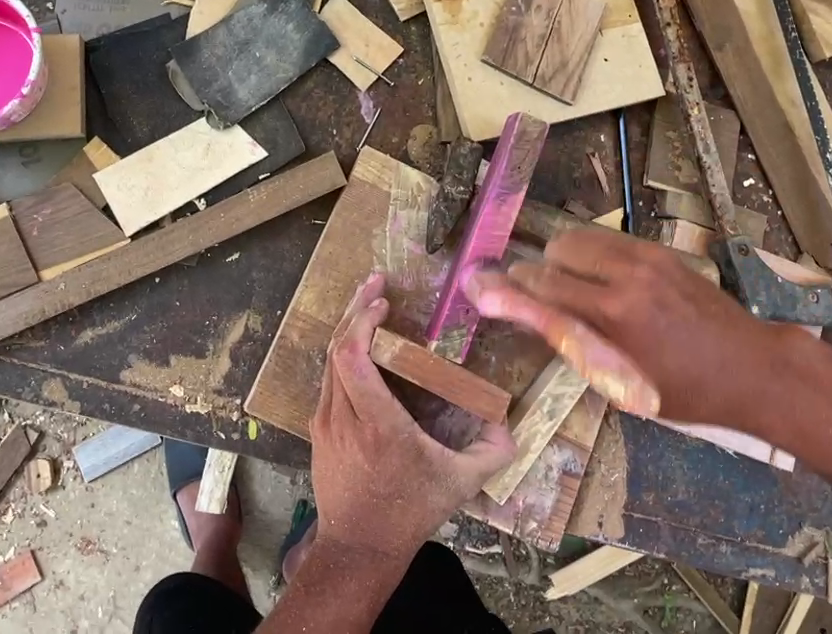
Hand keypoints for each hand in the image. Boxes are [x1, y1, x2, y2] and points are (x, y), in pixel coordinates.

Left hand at [309, 273, 514, 560]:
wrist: (358, 548)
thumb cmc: (409, 511)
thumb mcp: (457, 484)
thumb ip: (489, 454)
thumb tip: (513, 427)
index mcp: (376, 424)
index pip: (352, 358)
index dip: (361, 322)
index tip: (383, 302)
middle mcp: (343, 416)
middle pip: (336, 348)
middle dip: (354, 310)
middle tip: (375, 283)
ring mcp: (325, 422)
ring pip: (328, 361)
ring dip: (346, 328)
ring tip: (367, 303)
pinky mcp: (318, 428)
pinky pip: (327, 378)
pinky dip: (341, 352)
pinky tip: (357, 342)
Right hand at [469, 229, 791, 429]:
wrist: (754, 367)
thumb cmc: (687, 392)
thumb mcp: (624, 382)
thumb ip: (574, 342)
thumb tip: (529, 318)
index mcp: (613, 315)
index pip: (543, 286)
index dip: (510, 286)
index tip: (484, 283)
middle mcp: (625, 275)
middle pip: (556, 250)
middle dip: (542, 271)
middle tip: (544, 295)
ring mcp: (645, 256)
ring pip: (579, 236)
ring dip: (566, 258)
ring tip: (574, 285)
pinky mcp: (660, 249)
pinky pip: (607, 238)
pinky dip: (593, 254)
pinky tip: (604, 278)